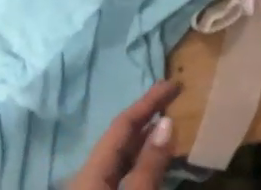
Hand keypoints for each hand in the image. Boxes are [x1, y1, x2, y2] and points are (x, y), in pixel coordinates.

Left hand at [67, 80, 181, 189]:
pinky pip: (120, 173)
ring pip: (119, 158)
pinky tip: (154, 161)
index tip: (173, 82)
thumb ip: (149, 163)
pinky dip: (139, 161)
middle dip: (146, 117)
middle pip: (118, 140)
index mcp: (90, 170)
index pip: (121, 125)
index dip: (148, 101)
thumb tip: (167, 121)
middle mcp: (86, 176)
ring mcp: (90, 189)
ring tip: (170, 126)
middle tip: (175, 99)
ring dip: (144, 140)